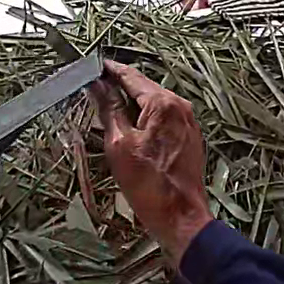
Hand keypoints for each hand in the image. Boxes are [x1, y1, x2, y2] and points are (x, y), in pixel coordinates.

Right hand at [98, 61, 213, 262]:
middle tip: (95, 88)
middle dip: (119, 87)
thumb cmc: (149, 185)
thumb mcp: (119, 144)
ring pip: (153, 102)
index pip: (131, 76)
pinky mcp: (189, 136)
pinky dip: (146, 117)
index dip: (110, 70)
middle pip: (143, 87)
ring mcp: (187, 121)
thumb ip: (109, 109)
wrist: (180, 217)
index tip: (94, 66)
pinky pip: (164, 117)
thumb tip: (98, 86)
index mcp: (163, 103)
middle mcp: (179, 106)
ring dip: (132, 103)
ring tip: (108, 109)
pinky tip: (130, 128)